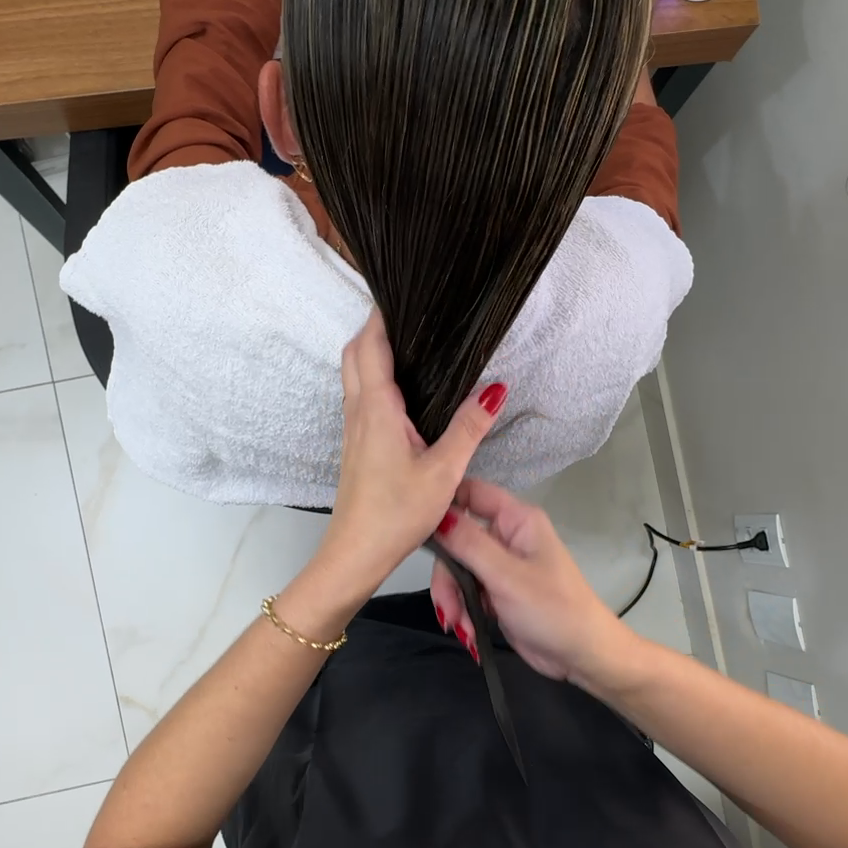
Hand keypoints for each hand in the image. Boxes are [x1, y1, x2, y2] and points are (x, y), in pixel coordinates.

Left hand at [301, 312, 504, 607]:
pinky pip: (359, 398)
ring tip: (407, 342)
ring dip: (370, 352)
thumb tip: (495, 388)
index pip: (371, 345)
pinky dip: (372, 379)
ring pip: (353, 376)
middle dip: (373, 327)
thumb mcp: (443, 471)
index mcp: (376, 408)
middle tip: (407, 313)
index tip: (402, 293)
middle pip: (354, 353)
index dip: (382, 315)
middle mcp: (358, 412)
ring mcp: (353, 430)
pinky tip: (401, 391)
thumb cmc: (396, 514)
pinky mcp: (356, 447)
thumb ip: (469, 427)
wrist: (356, 555)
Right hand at [430, 480, 633, 684]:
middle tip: (447, 607)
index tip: (417, 528)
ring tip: (459, 626)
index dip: (443, 504)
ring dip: (452, 598)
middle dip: (447, 576)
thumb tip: (435, 514)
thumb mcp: (506, 576)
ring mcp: (500, 564)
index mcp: (516, 519)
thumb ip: (468, 543)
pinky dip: (461, 610)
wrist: (581, 655)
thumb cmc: (553, 609)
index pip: (471, 493)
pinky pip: (465, 590)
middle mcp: (507, 536)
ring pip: (457, 569)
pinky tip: (467, 630)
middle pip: (456, 539)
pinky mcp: (496, 590)